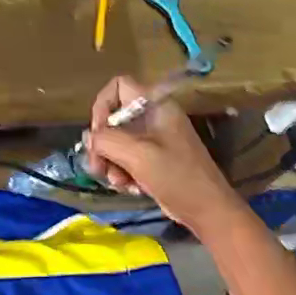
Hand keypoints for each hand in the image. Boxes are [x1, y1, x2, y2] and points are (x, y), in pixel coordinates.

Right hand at [84, 76, 243, 231]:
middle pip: (114, 118)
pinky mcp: (155, 160)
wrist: (206, 208)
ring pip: (118, 142)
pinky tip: (130, 188)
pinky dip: (124, 172)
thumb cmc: (176, 176)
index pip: (118, 86)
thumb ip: (107, 140)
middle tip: (98, 168)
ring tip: (118, 182)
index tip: (99, 134)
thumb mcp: (138, 155)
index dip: (102, 106)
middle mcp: (154, 117)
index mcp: (156, 106)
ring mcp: (156, 139)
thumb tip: (89, 137)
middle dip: (103, 144)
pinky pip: (128, 159)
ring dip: (112, 163)